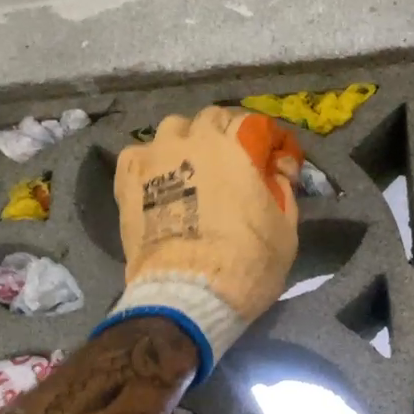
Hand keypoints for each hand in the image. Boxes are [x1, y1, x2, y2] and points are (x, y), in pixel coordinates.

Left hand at [97, 107, 301, 378]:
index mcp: (236, 146)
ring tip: (192, 166)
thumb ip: (282, 189)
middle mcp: (193, 140)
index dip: (272, 140)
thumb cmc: (247, 262)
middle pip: (212, 120)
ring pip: (172, 130)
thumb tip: (277, 171)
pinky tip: (159, 179)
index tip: (279, 160)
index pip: (256, 123)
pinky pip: (138, 154)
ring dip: (186, 141)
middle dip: (228, 133)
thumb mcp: (285, 227)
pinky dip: (151, 160)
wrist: (188, 293)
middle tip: (236, 160)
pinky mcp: (127, 181)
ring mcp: (155, 157)